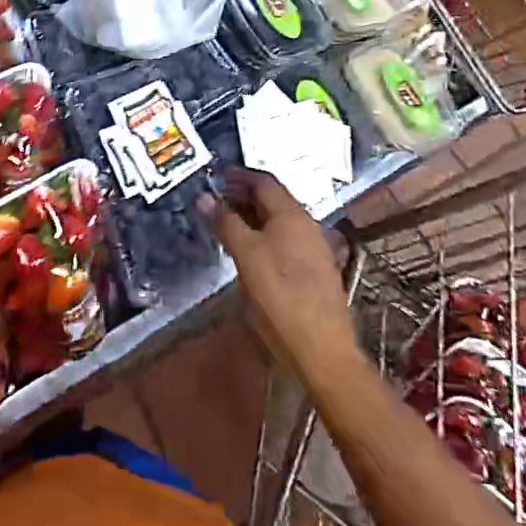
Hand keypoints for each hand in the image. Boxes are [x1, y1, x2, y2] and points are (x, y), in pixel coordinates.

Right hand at [201, 167, 355, 375]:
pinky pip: (286, 241)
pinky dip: (264, 235)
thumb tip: (204, 197)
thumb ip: (225, 223)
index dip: (238, 175)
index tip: (215, 176)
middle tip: (215, 199)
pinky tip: (249, 251)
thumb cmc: (280, 296)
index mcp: (293, 216)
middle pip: (274, 199)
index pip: (264, 181)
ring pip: (280, 222)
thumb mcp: (245, 255)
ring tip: (226, 224)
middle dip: (243, 195)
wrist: (321, 350)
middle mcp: (308, 226)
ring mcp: (315, 250)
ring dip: (253, 216)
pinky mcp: (315, 273)